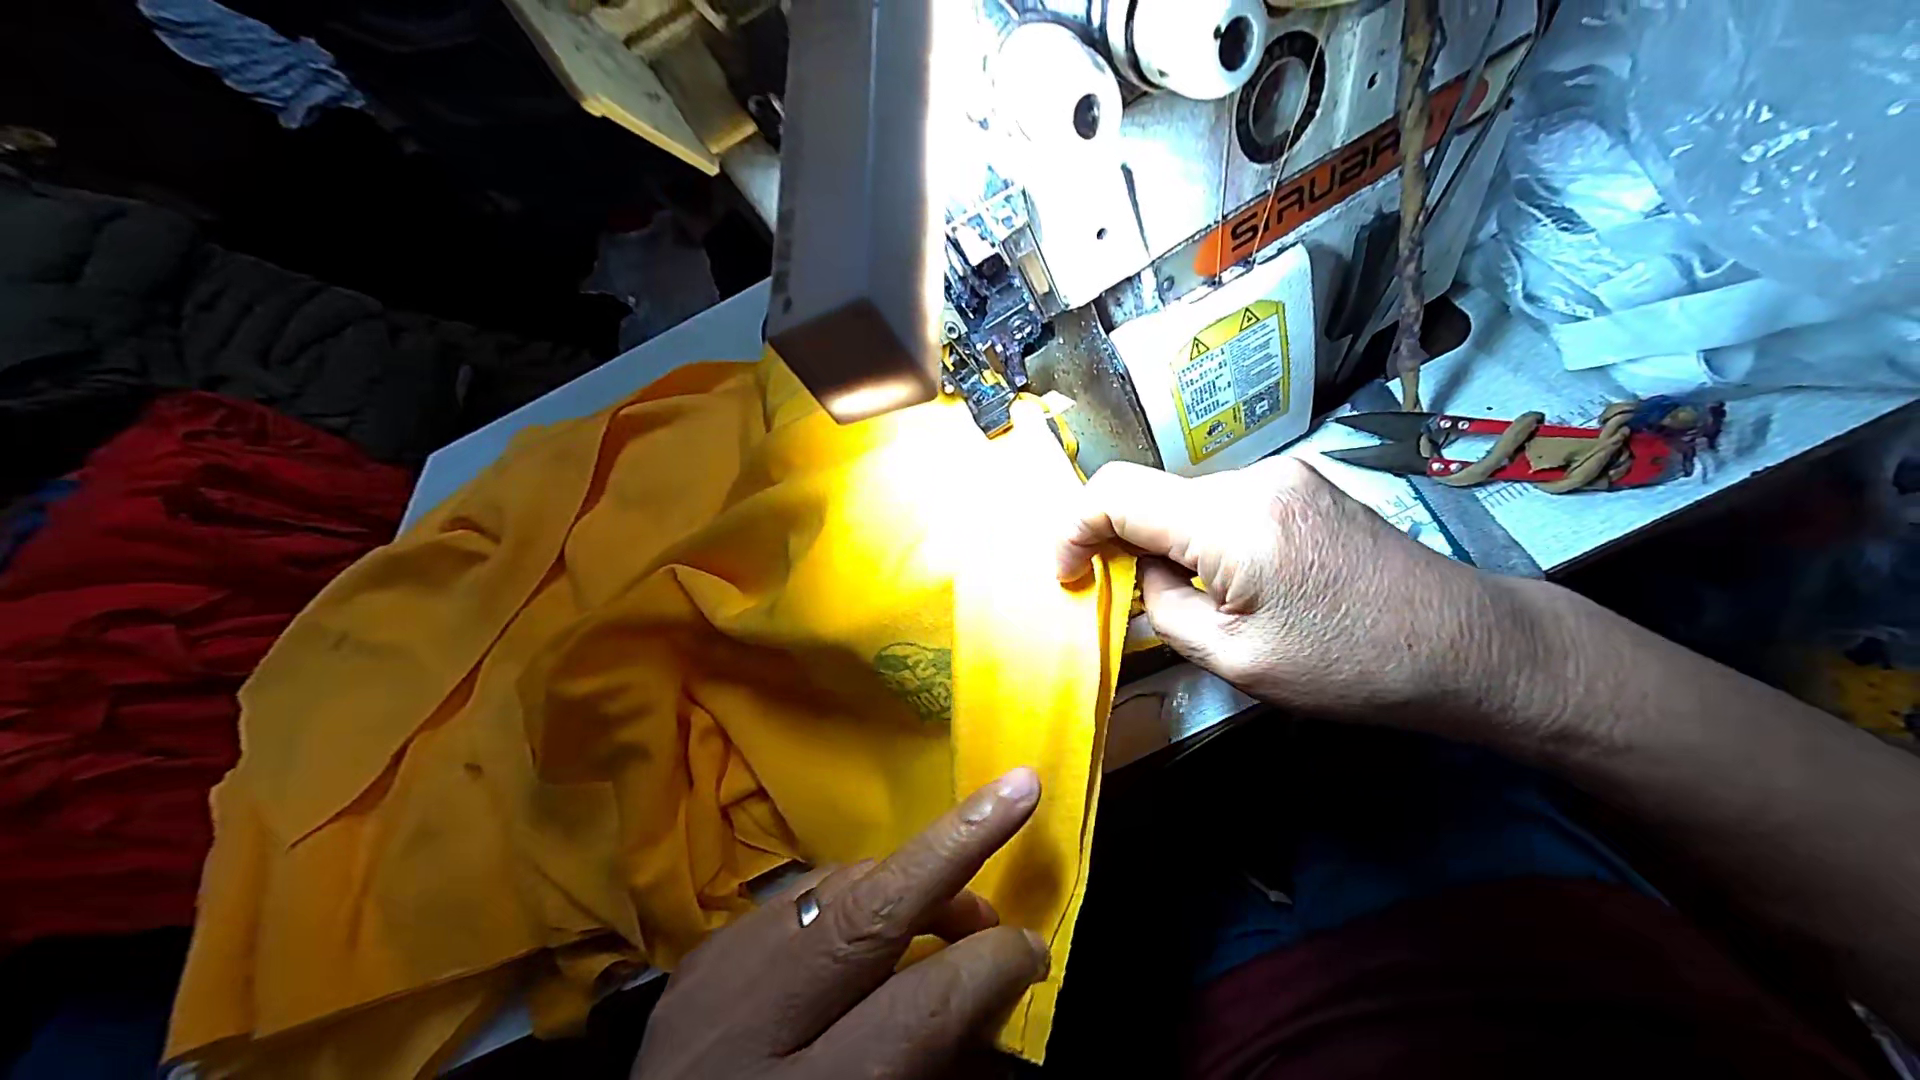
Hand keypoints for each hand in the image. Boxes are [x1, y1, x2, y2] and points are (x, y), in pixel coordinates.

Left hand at [632, 768, 1048, 1079]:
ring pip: (832, 888)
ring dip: (908, 879)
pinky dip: (853, 894)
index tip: (1034, 949)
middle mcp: (748, 1026)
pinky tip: (880, 911)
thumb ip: (931, 1062)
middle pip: (866, 910)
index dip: (988, 968)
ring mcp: (712, 980)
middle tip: (1018, 791)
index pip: (917, 1009)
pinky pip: (795, 896)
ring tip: (957, 905)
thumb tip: (991, 987)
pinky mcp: (698, 959)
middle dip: (952, 844)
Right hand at [1055, 458, 1543, 732]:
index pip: (1116, 492)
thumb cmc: (1352, 666)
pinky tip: (1236, 581)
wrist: (1469, 644)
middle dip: (1125, 545)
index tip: (1067, 574)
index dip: (1073, 529)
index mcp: (1233, 522)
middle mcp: (1253, 478)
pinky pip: (1220, 504)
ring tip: (1200, 601)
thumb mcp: (1236, 659)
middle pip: (1150, 496)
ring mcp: (1282, 474)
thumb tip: (1142, 573)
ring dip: (1168, 545)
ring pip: (1184, 501)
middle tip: (1132, 601)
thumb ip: (1164, 607)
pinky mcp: (1299, 483)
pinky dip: (1202, 538)